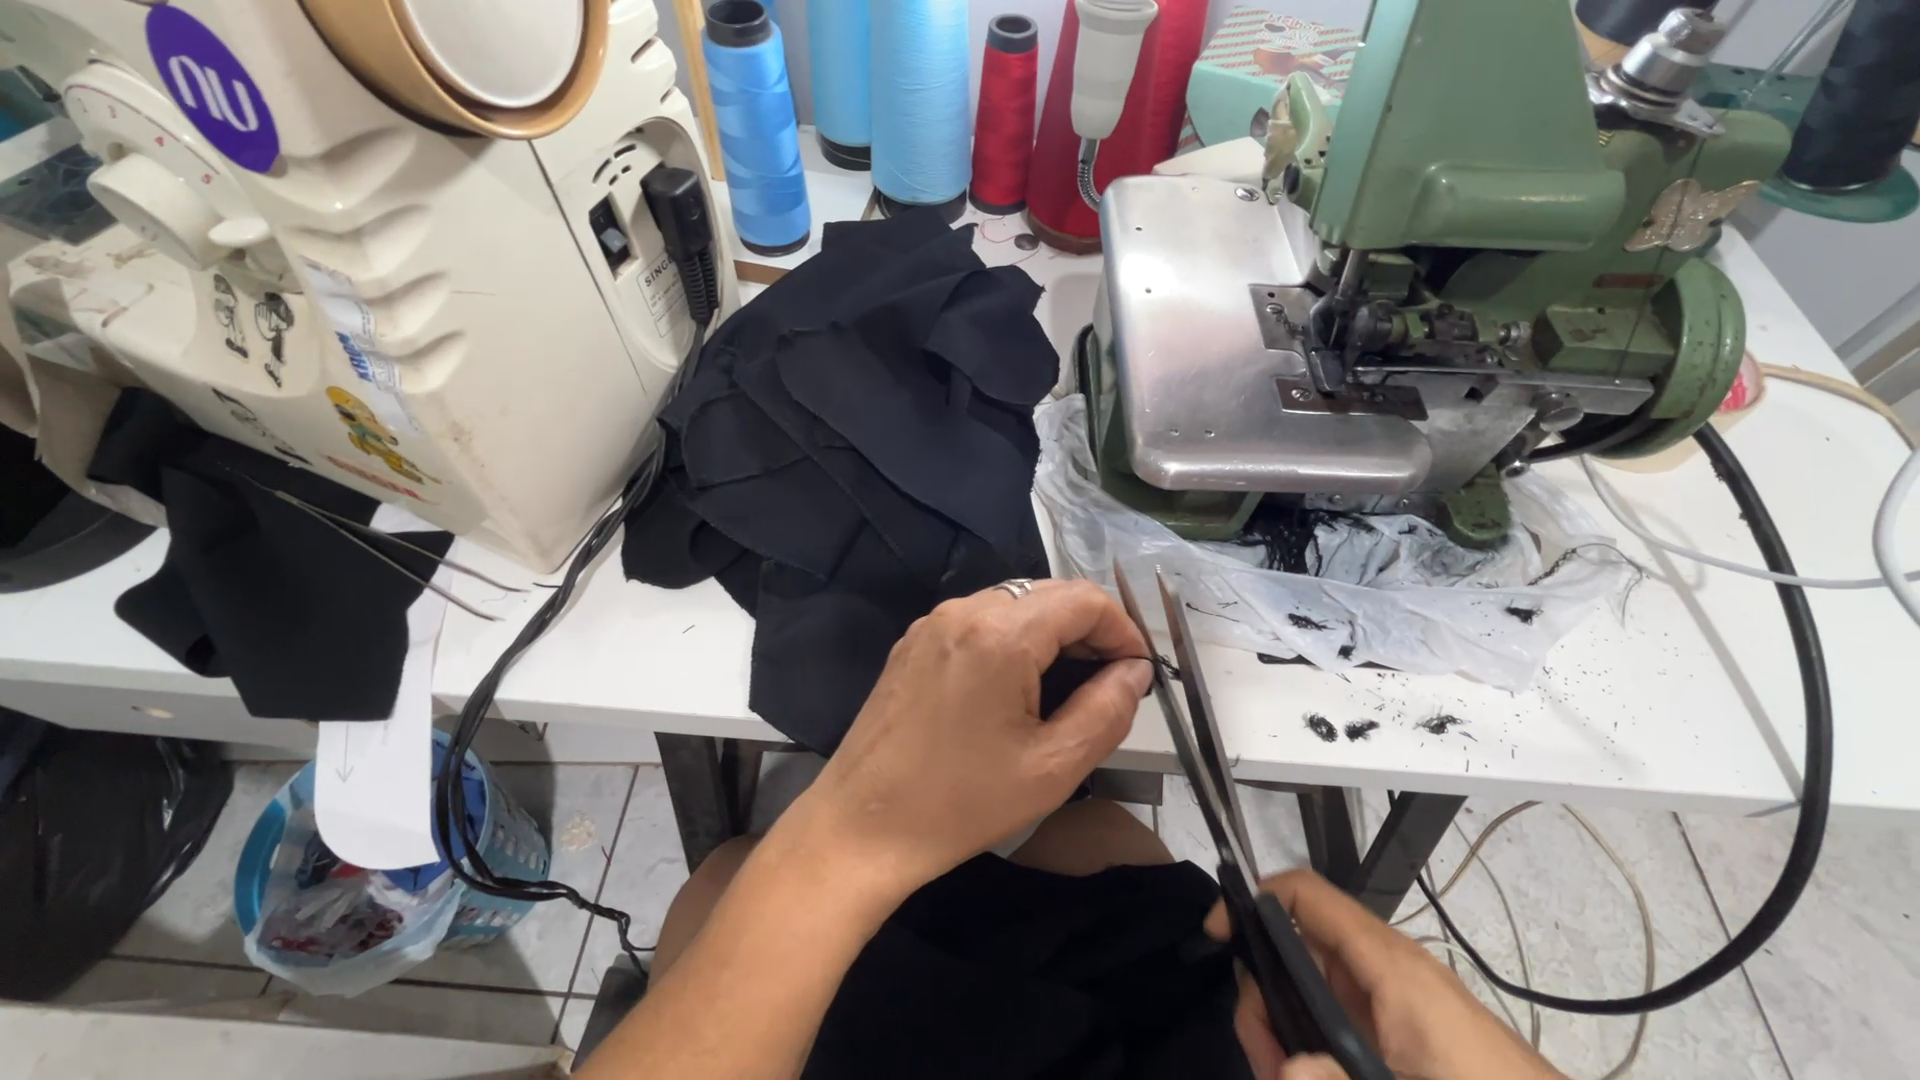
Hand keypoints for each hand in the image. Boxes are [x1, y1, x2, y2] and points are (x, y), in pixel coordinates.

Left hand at [787, 579, 1153, 894]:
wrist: (862, 827)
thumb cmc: (962, 803)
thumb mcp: (1053, 766)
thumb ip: (1108, 709)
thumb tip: (1135, 671)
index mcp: (1000, 634)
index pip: (1084, 599)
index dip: (1123, 630)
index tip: (1136, 675)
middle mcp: (964, 610)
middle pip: (1049, 593)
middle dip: (1090, 630)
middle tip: (1108, 683)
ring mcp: (932, 623)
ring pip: (1014, 603)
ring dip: (1051, 633)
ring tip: (1067, 688)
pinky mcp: (913, 643)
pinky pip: (979, 620)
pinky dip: (1012, 639)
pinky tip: (1015, 687)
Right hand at [1208, 870, 1565, 1079]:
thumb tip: (1286, 1070)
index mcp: (1389, 966)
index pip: (1305, 895)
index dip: (1253, 899)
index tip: (1218, 938)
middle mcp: (1386, 973)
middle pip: (1296, 950)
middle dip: (1264, 998)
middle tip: (1262, 1059)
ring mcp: (1394, 1006)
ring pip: (1311, 993)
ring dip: (1285, 1032)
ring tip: (1282, 1074)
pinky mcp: (1403, 1038)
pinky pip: (1338, 1023)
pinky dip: (1314, 1050)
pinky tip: (1310, 1076)